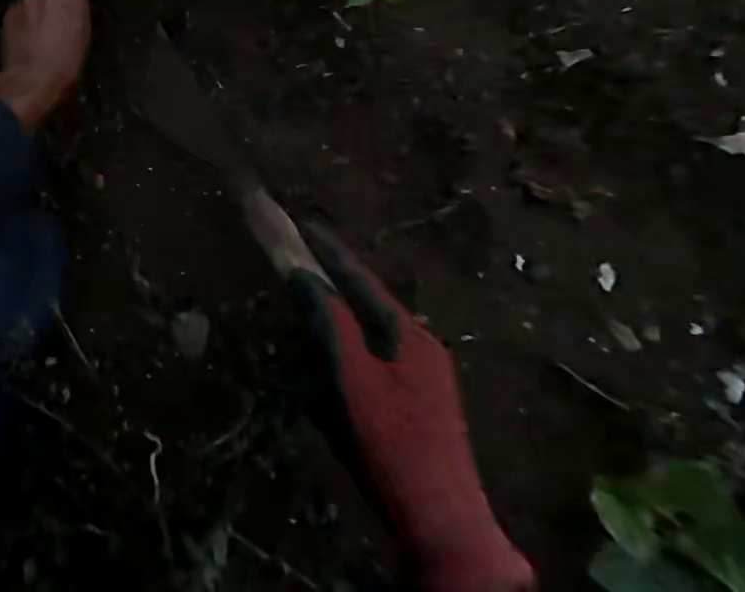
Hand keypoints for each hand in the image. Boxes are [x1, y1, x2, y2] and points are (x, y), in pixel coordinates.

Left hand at [0, 0, 89, 132]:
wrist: (33, 77)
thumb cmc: (67, 63)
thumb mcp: (82, 36)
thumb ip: (76, 12)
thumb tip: (71, 4)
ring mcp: (26, 0)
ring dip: (33, 6)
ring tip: (33, 27)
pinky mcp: (9, 11)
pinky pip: (17, 10)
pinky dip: (20, 18)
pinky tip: (21, 35)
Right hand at [291, 227, 533, 591]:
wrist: (444, 522)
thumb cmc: (396, 445)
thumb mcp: (356, 380)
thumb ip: (331, 324)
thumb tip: (304, 276)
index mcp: (408, 332)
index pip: (361, 278)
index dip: (330, 250)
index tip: (304, 222)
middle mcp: (418, 343)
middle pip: (366, 302)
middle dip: (333, 282)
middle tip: (300, 263)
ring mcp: (421, 373)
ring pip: (369, 331)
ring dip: (339, 319)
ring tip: (310, 308)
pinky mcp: (415, 399)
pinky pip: (374, 359)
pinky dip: (348, 353)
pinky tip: (332, 364)